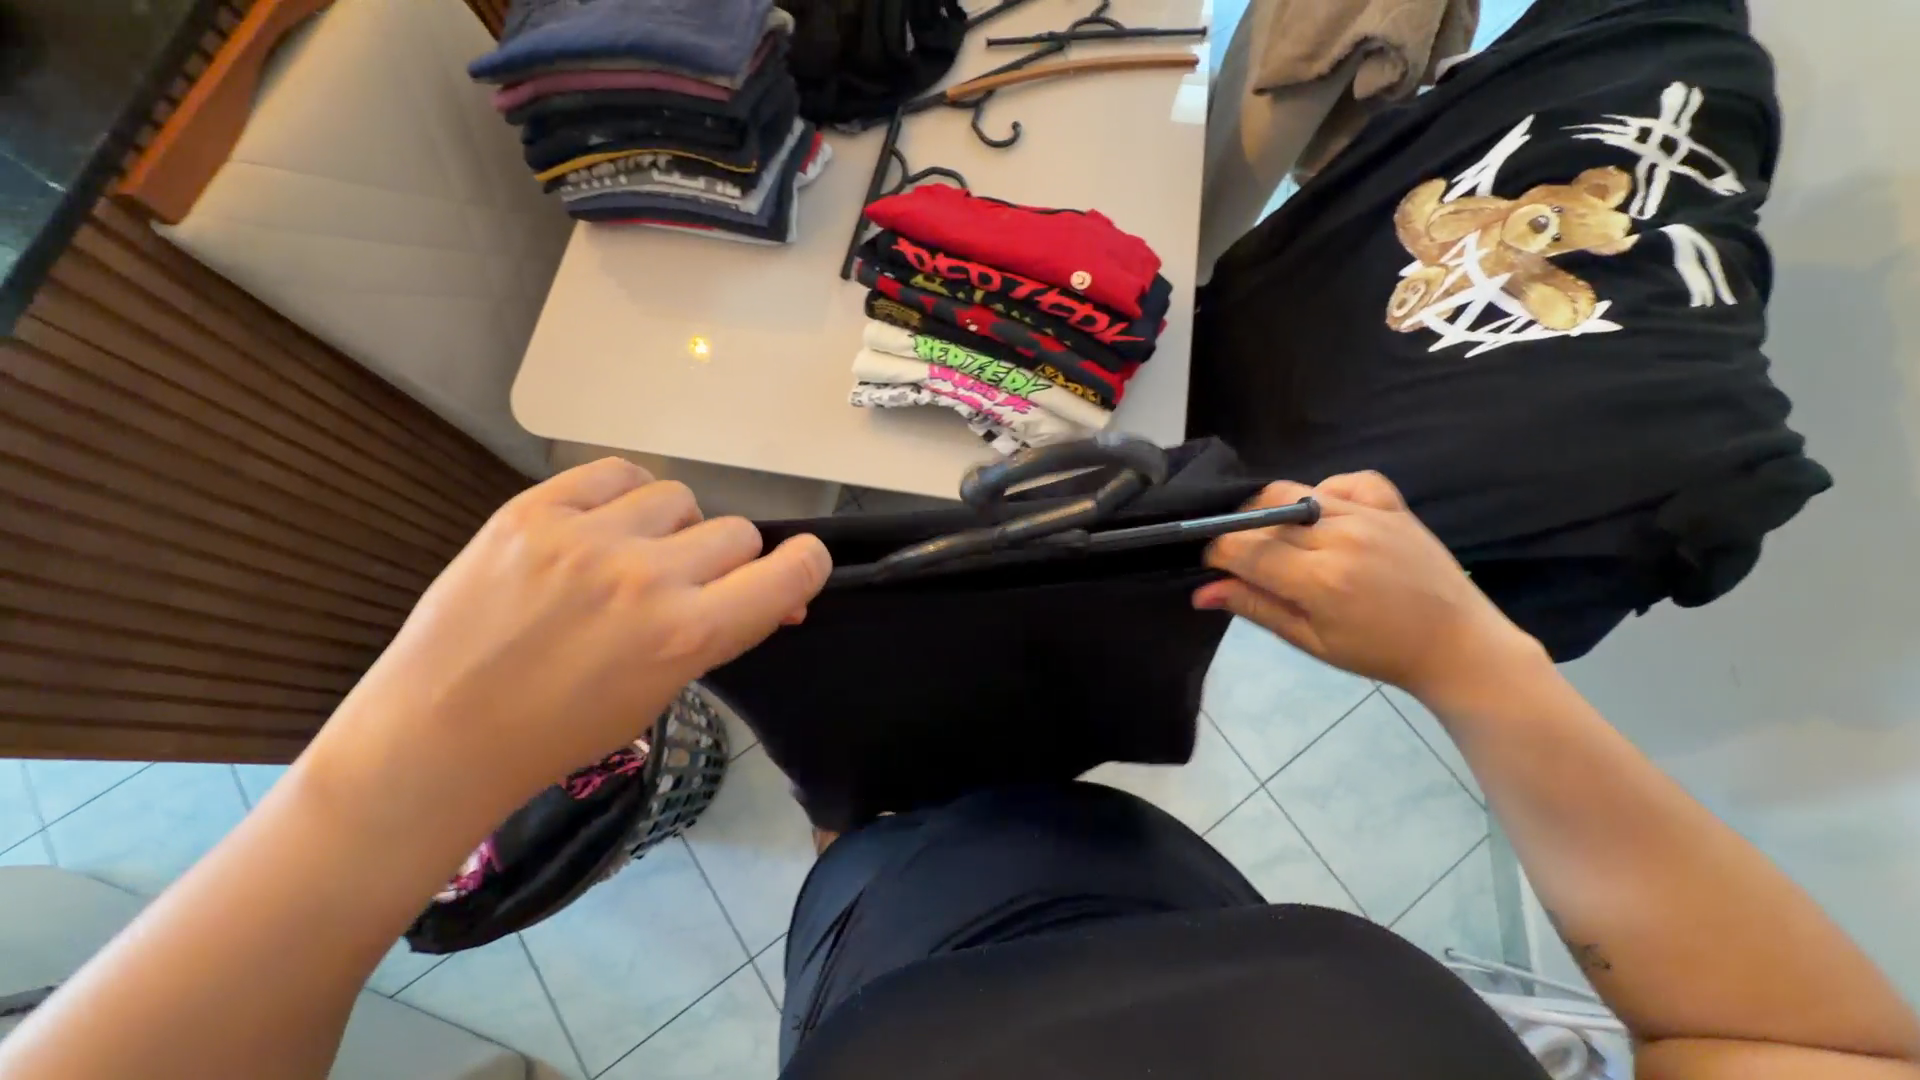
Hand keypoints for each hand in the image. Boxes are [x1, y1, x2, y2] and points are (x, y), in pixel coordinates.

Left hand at [315, 458, 830, 808]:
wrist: (439, 732)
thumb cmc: (562, 731)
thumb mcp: (663, 691)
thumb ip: (723, 632)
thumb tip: (777, 596)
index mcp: (687, 635)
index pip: (790, 570)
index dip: (805, 564)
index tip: (796, 567)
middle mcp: (647, 577)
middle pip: (737, 532)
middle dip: (726, 562)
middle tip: (686, 588)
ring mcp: (587, 536)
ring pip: (680, 497)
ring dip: (672, 529)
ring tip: (630, 558)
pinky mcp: (533, 510)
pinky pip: (616, 473)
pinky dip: (624, 497)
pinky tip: (601, 528)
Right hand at [1193, 472, 1543, 699]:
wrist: (1457, 645)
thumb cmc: (1377, 653)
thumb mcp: (1310, 640)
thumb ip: (1255, 607)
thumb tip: (1201, 592)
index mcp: (1319, 580)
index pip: (1242, 548)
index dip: (1216, 553)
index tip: (1214, 566)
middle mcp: (1341, 537)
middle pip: (1263, 514)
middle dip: (1241, 532)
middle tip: (1247, 558)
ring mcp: (1369, 516)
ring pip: (1296, 492)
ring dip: (1275, 514)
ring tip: (1282, 540)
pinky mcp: (1392, 505)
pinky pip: (1346, 481)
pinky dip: (1325, 491)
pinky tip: (1324, 516)